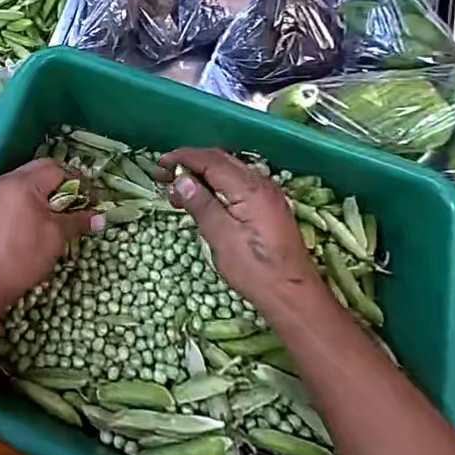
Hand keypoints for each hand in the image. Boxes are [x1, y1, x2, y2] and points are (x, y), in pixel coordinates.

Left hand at [0, 159, 100, 305]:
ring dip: (49, 190)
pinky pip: (18, 192)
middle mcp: (8, 181)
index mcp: (24, 183)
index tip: (93, 199)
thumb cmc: (22, 255)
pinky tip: (43, 218)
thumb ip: (78, 221)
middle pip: (42, 169)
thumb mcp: (56, 237)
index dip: (79, 181)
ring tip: (63, 212)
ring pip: (29, 180)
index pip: (58, 169)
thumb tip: (101, 217)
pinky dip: (34, 198)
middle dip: (64, 181)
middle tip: (79, 202)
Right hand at [160, 147, 328, 315]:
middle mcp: (261, 183)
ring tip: (178, 190)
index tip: (159, 165)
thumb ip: (201, 205)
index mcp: (250, 188)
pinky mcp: (268, 207)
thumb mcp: (222, 238)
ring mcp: (267, 194)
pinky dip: (215, 184)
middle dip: (190, 162)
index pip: (210, 160)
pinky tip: (202, 199)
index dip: (183, 158)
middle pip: (220, 160)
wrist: (294, 296)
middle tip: (164, 175)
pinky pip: (237, 183)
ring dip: (202, 173)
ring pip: (229, 170)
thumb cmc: (256, 270)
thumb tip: (181, 179)